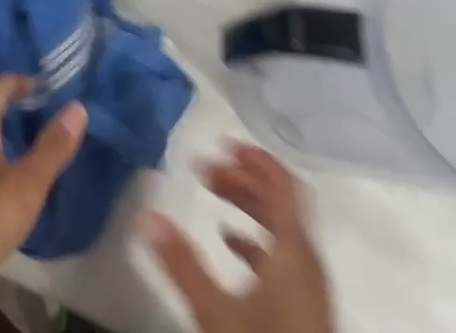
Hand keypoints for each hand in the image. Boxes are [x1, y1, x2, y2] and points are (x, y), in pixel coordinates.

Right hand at [140, 143, 333, 332]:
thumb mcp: (214, 312)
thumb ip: (181, 262)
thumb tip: (147, 215)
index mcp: (294, 252)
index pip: (283, 186)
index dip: (256, 160)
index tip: (223, 145)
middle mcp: (308, 261)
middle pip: (282, 202)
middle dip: (244, 179)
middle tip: (205, 171)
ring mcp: (309, 286)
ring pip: (282, 228)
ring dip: (249, 206)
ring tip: (212, 196)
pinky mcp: (303, 307)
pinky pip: (282, 255)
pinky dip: (256, 238)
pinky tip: (228, 241)